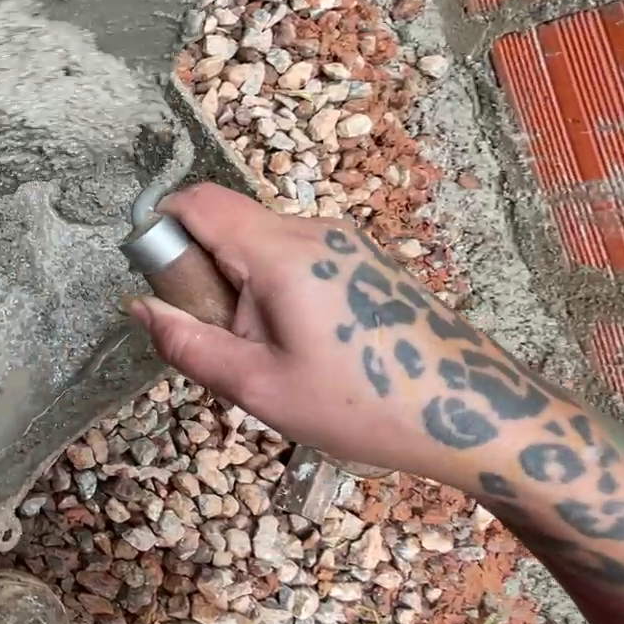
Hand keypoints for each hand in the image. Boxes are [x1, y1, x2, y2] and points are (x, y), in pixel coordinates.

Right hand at [127, 183, 544, 479]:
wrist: (485, 420)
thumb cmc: (363, 406)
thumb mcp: (255, 387)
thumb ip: (185, 343)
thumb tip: (139, 306)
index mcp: (283, 255)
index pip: (196, 202)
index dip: (159, 227)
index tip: (162, 283)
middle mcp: (313, 233)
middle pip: (221, 224)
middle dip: (198, 271)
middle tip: (221, 335)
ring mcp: (342, 244)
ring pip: (251, 242)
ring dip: (232, 284)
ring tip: (262, 346)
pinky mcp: (358, 260)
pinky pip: (284, 256)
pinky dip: (265, 288)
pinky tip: (295, 340)